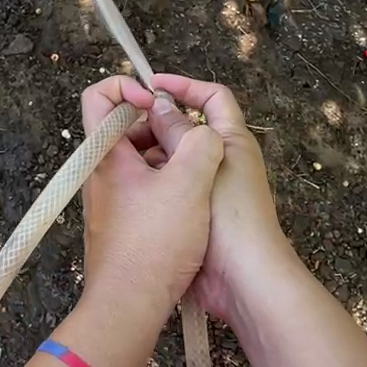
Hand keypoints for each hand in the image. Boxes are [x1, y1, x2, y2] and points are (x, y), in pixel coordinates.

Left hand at [79, 76, 224, 324]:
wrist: (129, 307)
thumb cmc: (154, 242)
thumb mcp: (189, 184)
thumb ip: (199, 144)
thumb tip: (197, 127)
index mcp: (105, 152)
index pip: (97, 95)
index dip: (126, 87)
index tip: (157, 103)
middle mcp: (100, 171)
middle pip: (122, 126)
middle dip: (157, 125)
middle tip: (188, 141)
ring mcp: (108, 199)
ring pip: (136, 158)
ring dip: (167, 157)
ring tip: (196, 174)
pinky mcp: (120, 222)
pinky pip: (142, 187)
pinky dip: (165, 183)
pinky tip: (190, 202)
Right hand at [142, 74, 296, 324]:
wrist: (245, 281)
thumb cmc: (230, 215)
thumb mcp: (202, 164)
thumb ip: (179, 132)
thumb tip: (160, 104)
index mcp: (232, 140)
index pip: (213, 97)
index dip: (185, 85)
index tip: (151, 85)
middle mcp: (222, 159)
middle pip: (186, 128)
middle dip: (157, 123)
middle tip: (124, 126)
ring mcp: (208, 187)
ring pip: (173, 158)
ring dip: (150, 154)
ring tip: (121, 157)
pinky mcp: (195, 213)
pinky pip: (169, 186)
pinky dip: (151, 181)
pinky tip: (129, 185)